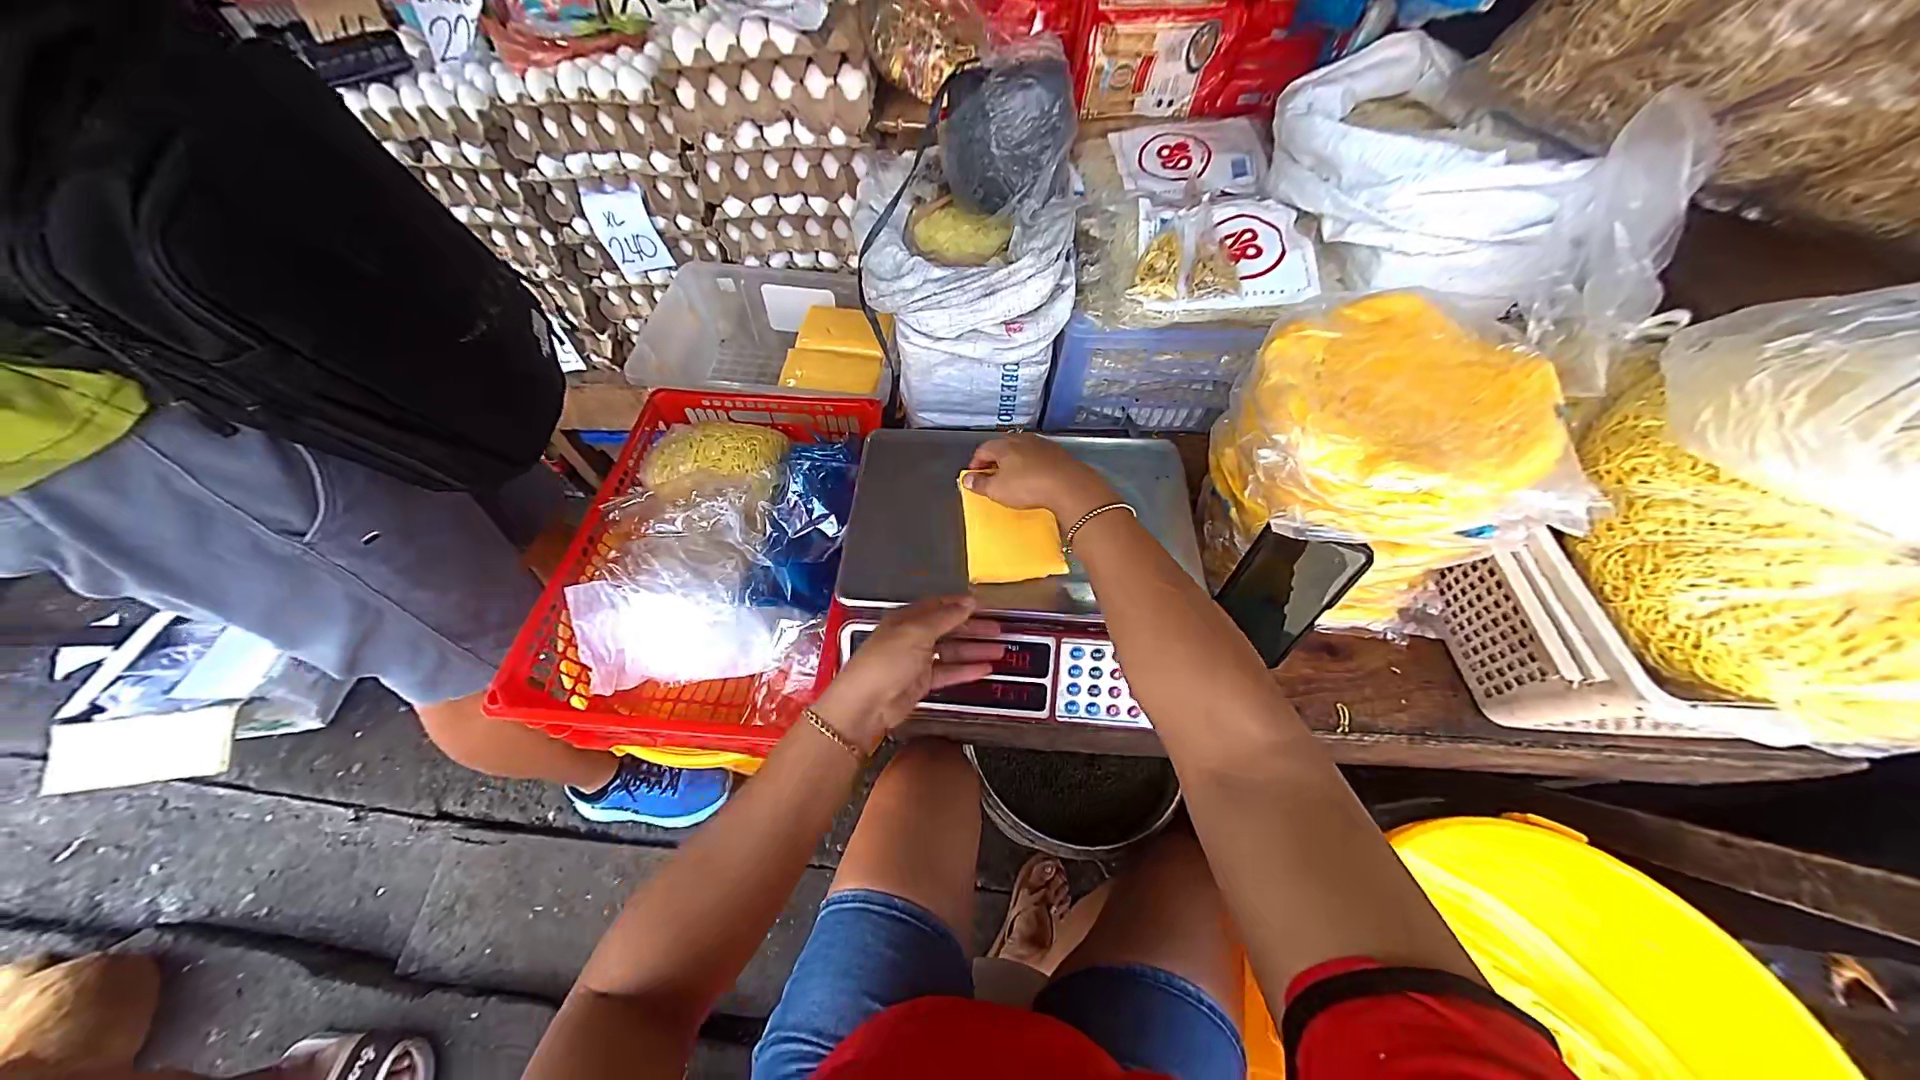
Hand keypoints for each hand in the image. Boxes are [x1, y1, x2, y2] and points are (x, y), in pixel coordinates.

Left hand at [812, 596, 1003, 749]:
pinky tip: (985, 668)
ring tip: (1000, 650)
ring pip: (952, 652)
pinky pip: (949, 672)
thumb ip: (945, 617)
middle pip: (948, 629)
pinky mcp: (921, 683)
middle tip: (998, 630)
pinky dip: (967, 670)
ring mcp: (916, 661)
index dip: (961, 605)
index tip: (984, 606)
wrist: (866, 704)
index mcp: (906, 619)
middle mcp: (911, 638)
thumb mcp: (917, 632)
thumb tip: (967, 602)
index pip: (938, 606)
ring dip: (975, 650)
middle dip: (974, 629)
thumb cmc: (885, 662)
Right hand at [964, 433, 1119, 522]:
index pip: (983, 450)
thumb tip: (967, 479)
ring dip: (1015, 463)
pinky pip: (1039, 458)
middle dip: (995, 461)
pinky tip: (1034, 479)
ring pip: (1022, 451)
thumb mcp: (997, 490)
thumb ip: (980, 484)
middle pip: (1002, 447)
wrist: (1069, 486)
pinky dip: (1032, 466)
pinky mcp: (1058, 454)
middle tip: (991, 477)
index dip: (976, 463)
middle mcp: (1022, 440)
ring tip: (1012, 479)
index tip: (974, 475)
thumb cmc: (1029, 486)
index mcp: (1003, 446)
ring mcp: (1042, 445)